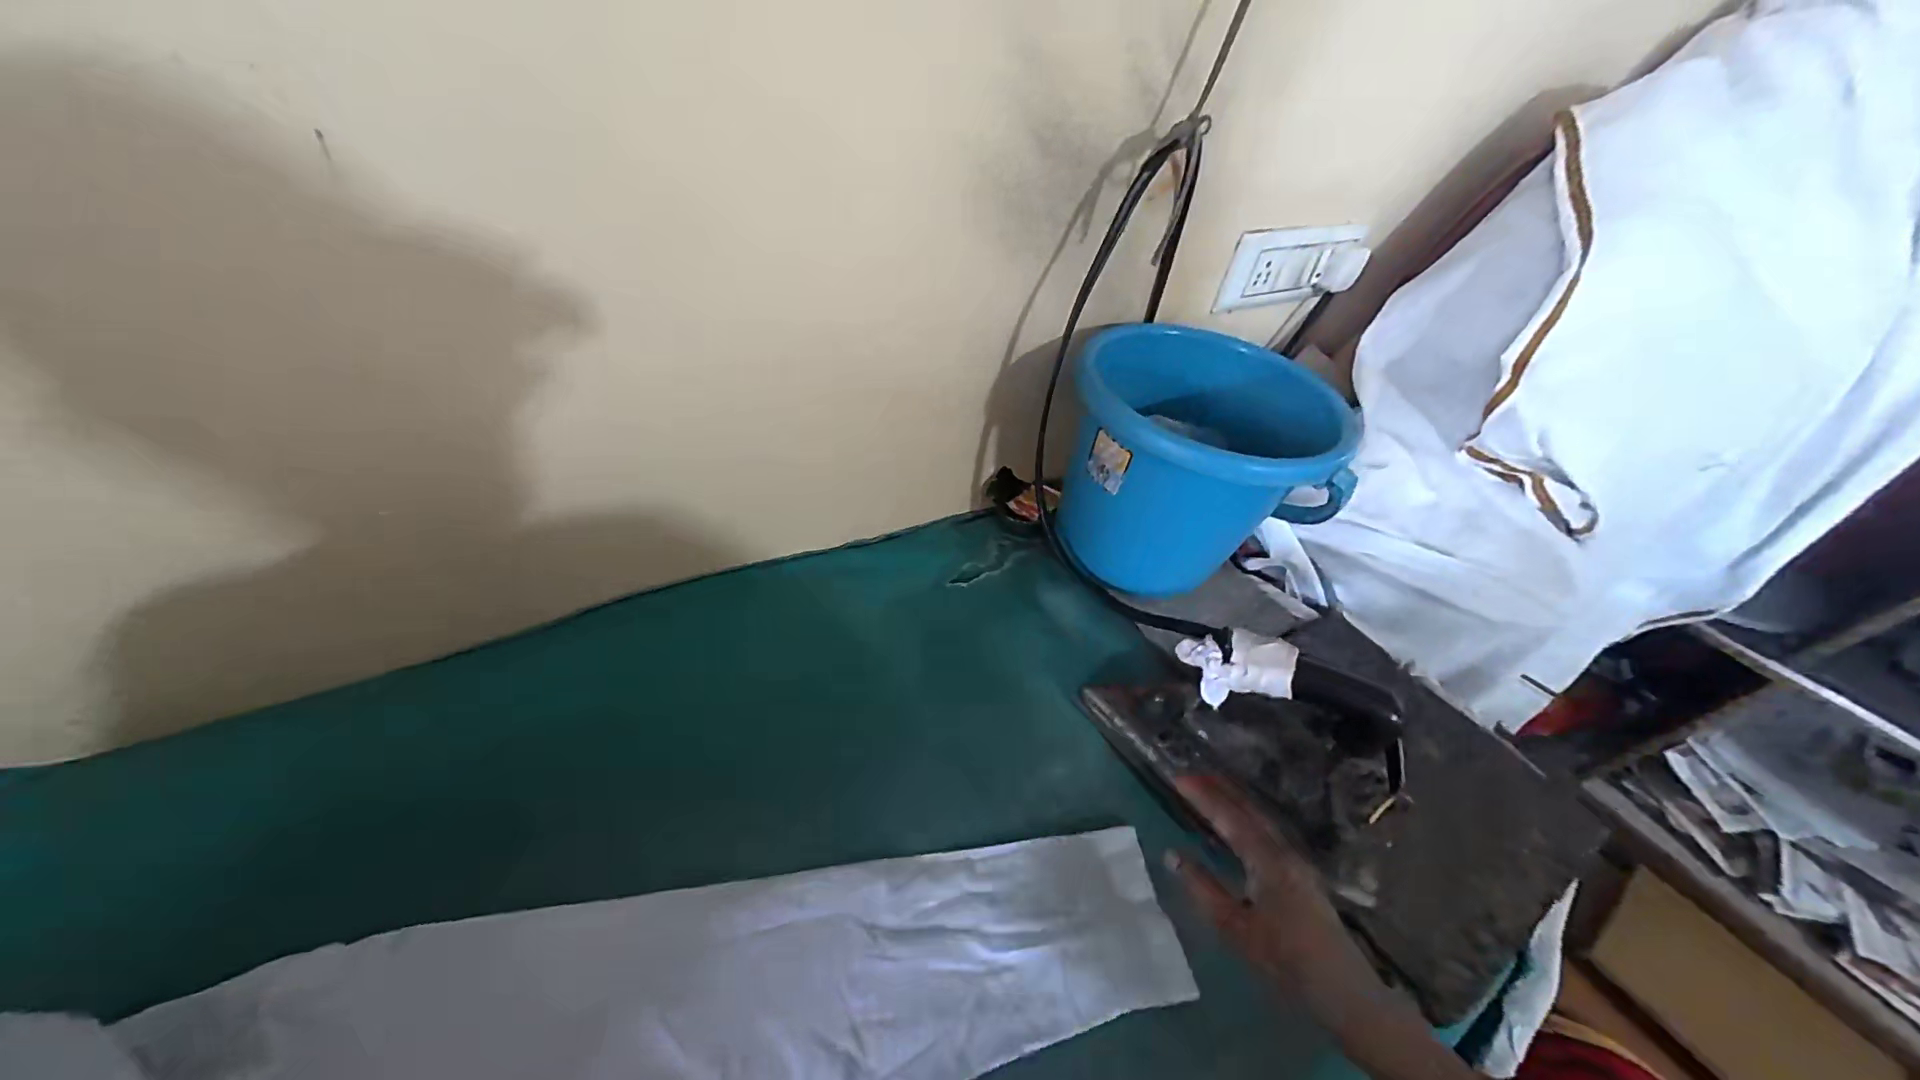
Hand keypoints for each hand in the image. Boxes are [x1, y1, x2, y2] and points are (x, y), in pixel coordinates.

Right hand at [1166, 774, 1480, 1079]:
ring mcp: (1297, 862)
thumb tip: (1172, 856)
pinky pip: (1269, 831)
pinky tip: (1241, 821)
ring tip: (1212, 786)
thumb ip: (1203, 889)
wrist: (1344, 992)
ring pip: (1262, 819)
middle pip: (1250, 810)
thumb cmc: (1285, 959)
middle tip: (1192, 773)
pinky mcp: (1302, 875)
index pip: (1229, 817)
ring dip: (1236, 799)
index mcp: (1267, 860)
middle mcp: (1284, 852)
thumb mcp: (1235, 927)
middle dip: (1221, 788)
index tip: (1178, 778)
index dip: (1203, 796)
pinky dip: (1249, 815)